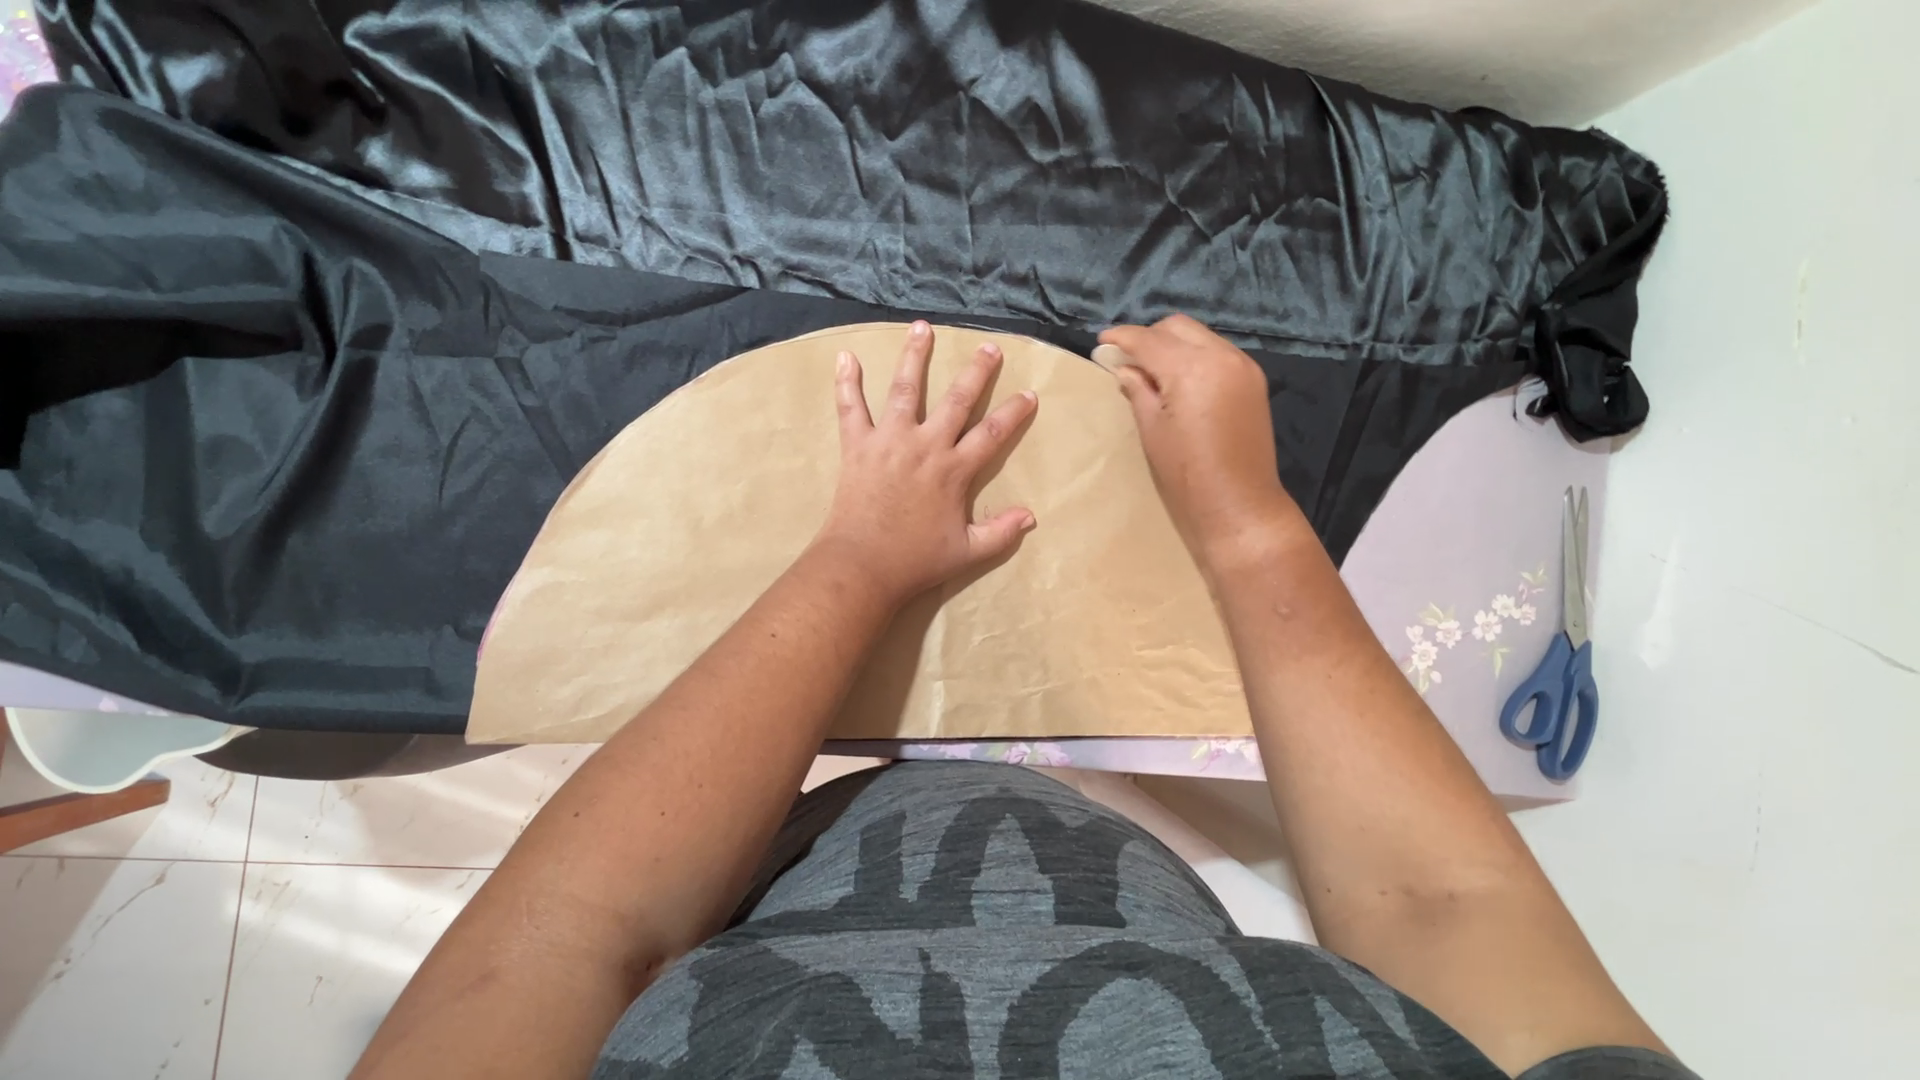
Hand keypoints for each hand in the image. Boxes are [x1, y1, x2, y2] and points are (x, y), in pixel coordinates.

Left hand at [812, 321, 1038, 604]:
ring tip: (922, 327)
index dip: (1013, 413)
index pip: (992, 434)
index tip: (1028, 394)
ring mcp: (890, 441)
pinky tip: (845, 357)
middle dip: (976, 372)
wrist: (863, 565)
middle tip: (989, 348)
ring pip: (906, 390)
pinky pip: (851, 409)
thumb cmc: (916, 561)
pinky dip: (847, 382)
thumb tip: (1031, 516)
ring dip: (915, 357)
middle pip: (956, 400)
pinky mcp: (857, 446)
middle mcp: (926, 446)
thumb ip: (1001, 532)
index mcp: (954, 470)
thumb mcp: (968, 552)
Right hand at [1100, 315, 1305, 566]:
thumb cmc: (1187, 475)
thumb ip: (1138, 390)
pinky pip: (1218, 352)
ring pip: (1200, 336)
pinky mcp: (1253, 380)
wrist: (1240, 505)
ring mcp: (1243, 366)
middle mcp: (1221, 356)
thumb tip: (1124, 368)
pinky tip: (1180, 380)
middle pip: (1177, 327)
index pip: (1149, 339)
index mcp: (1191, 369)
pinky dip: (1195, 355)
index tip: (1102, 341)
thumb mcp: (1152, 430)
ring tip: (1152, 370)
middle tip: (1127, 359)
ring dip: (1173, 344)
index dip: (1122, 337)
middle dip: (1149, 336)